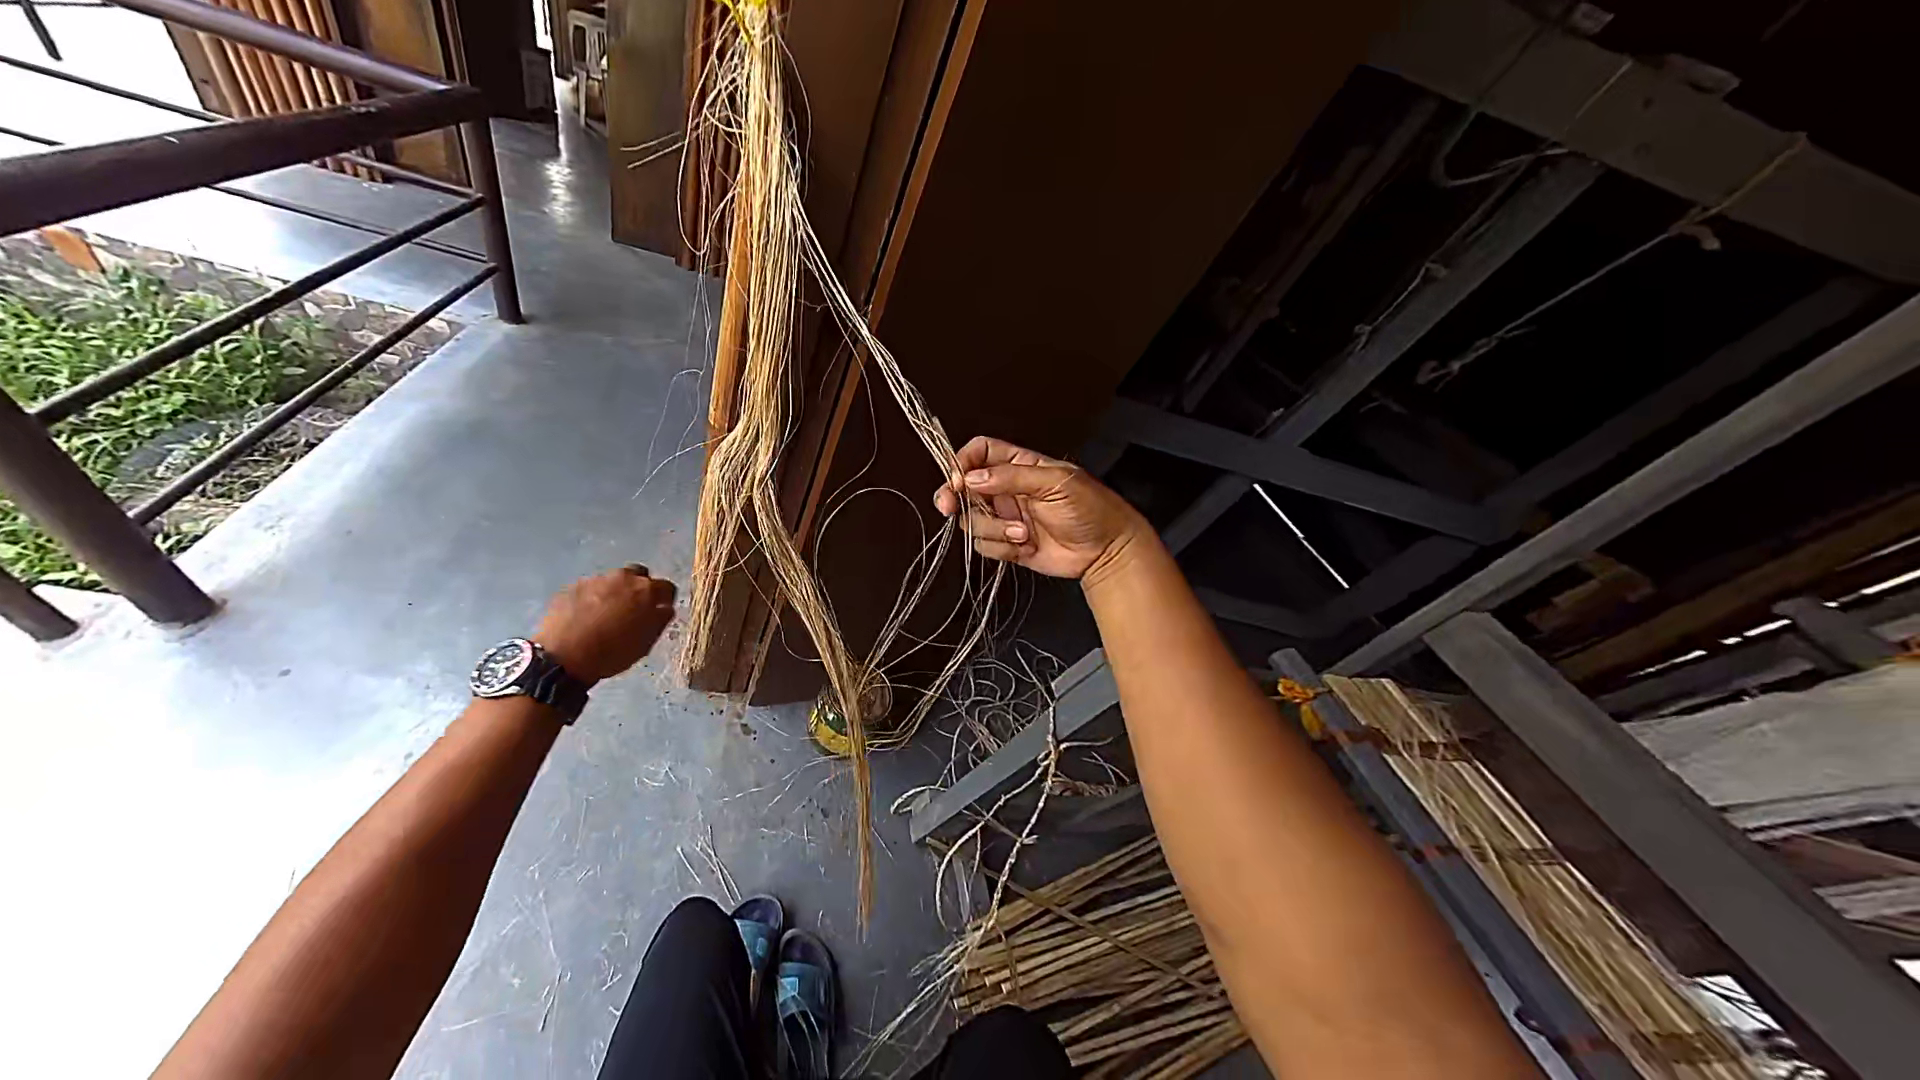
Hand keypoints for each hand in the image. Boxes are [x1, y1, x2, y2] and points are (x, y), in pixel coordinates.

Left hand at [533, 565, 676, 684]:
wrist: (563, 657)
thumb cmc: (612, 652)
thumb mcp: (645, 642)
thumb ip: (660, 619)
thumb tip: (665, 608)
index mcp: (647, 591)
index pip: (666, 587)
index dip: (665, 599)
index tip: (661, 610)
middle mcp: (623, 578)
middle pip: (638, 575)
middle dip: (639, 588)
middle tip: (634, 608)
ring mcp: (595, 580)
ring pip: (612, 581)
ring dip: (615, 592)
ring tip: (606, 614)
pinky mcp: (572, 586)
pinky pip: (589, 588)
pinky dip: (592, 598)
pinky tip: (586, 616)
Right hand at [932, 436, 1152, 583]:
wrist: (1107, 551)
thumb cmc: (1092, 508)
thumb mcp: (1056, 482)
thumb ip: (1012, 477)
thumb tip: (973, 476)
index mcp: (1019, 465)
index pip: (980, 453)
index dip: (962, 462)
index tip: (957, 479)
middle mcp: (1007, 490)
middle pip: (964, 487)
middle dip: (955, 497)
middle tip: (950, 506)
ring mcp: (1006, 517)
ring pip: (972, 519)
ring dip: (994, 528)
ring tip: (1023, 532)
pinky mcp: (1007, 544)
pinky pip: (984, 545)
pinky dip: (1002, 548)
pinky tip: (1026, 546)